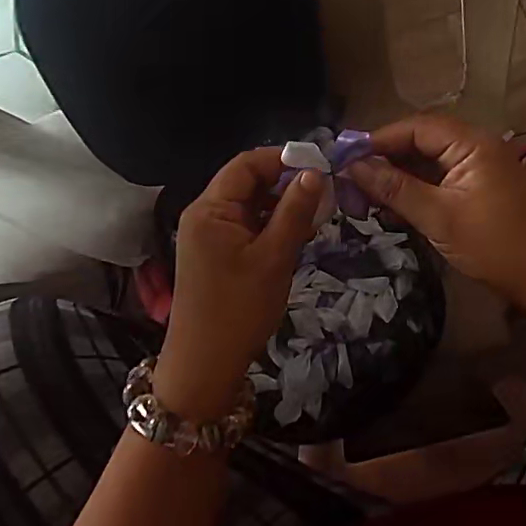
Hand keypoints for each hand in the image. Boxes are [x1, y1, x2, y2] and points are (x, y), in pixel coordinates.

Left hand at [154, 148, 324, 421]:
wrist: (204, 366)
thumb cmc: (239, 309)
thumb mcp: (274, 258)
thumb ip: (294, 211)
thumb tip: (314, 172)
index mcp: (209, 208)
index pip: (246, 164)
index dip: (281, 159)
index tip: (319, 165)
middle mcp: (203, 214)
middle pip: (246, 182)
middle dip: (283, 183)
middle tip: (322, 193)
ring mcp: (206, 234)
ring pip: (248, 205)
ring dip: (279, 205)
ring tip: (314, 216)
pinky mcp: (213, 253)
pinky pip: (244, 225)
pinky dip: (268, 225)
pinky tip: (294, 236)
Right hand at [344, 114, 525, 323]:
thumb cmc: (495, 245)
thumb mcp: (438, 217)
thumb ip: (394, 188)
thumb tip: (352, 167)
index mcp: (471, 143)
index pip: (415, 127)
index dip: (378, 139)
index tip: (346, 157)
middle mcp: (476, 146)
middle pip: (421, 140)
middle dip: (385, 157)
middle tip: (352, 177)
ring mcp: (480, 166)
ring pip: (428, 159)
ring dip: (398, 174)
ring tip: (365, 192)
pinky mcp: (480, 186)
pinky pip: (440, 176)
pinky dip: (416, 187)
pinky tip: (393, 203)